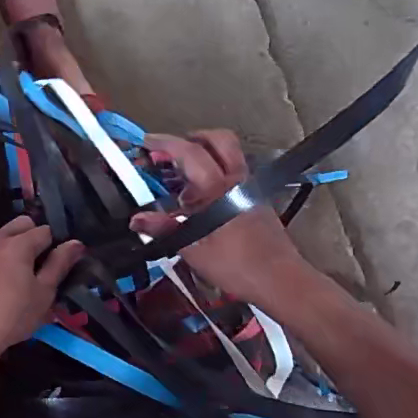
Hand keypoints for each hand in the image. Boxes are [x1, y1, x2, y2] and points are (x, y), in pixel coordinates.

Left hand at [0, 216, 83, 360]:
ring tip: (25, 274)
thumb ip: (59, 264)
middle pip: (22, 224)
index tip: (61, 263)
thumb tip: (76, 243)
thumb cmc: (14, 315)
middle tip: (43, 265)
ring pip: (4, 235)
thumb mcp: (44, 293)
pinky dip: (2, 256)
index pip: (45, 230)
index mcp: (17, 244)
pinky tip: (5, 282)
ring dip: (18, 245)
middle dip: (36, 237)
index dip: (57, 244)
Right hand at [128, 130, 311, 306]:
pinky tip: (199, 198)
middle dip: (191, 138)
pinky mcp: (255, 200)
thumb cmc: (237, 266)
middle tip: (168, 152)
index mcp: (219, 190)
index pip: (191, 152)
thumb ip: (165, 230)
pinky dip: (213, 174)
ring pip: (228, 154)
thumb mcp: (194, 250)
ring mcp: (250, 188)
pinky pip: (233, 174)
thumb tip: (137, 220)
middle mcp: (237, 181)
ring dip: (203, 154)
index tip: (146, 143)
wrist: (279, 280)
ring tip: (180, 176)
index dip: (165, 143)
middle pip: (219, 140)